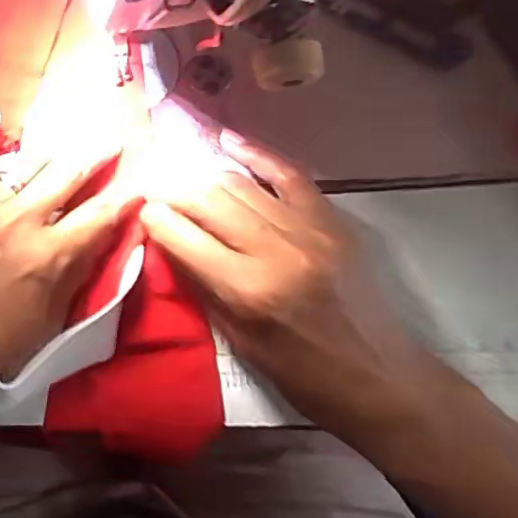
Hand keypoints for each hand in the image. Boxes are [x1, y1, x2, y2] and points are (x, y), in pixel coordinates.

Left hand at [0, 107, 139, 397]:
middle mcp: (20, 219)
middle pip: (68, 173)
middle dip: (98, 156)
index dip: (126, 197)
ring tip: (64, 148)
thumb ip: (77, 270)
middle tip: (114, 142)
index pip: (99, 214)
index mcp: (48, 253)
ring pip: (26, 164)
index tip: (142, 182)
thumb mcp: (48, 315)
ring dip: (49, 158)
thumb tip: (105, 235)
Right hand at [139, 133, 456, 440]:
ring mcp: (307, 228)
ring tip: (182, 173)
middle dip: (172, 190)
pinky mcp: (330, 219)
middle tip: (154, 189)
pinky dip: (255, 154)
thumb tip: (168, 242)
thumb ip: (200, 284)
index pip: (182, 236)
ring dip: (203, 176)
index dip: (154, 218)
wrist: (377, 376)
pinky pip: (287, 173)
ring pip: (239, 183)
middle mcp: (274, 249)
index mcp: (246, 288)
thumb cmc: (299, 372)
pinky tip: (227, 141)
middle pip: (207, 199)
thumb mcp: (236, 338)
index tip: (139, 210)